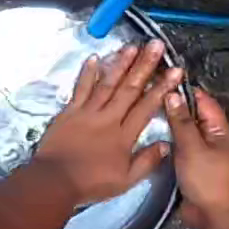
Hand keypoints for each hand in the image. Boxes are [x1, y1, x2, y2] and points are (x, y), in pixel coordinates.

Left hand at [33, 41, 179, 204]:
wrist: (55, 180)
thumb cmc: (91, 183)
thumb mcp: (125, 180)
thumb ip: (147, 162)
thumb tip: (166, 145)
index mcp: (124, 135)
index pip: (147, 106)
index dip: (162, 87)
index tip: (174, 71)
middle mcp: (108, 118)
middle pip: (130, 88)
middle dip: (145, 65)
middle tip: (156, 46)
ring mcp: (88, 112)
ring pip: (108, 83)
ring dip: (121, 64)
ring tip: (133, 46)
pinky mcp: (69, 111)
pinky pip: (81, 88)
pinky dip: (88, 73)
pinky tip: (95, 58)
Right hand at [165, 85, 228, 227]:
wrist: (212, 215)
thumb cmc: (206, 180)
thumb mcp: (192, 147)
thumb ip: (181, 121)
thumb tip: (173, 96)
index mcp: (220, 129)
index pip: (204, 101)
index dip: (186, 90)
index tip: (164, 82)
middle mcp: (213, 137)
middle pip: (194, 114)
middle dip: (176, 106)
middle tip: (152, 97)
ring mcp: (204, 151)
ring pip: (186, 131)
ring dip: (172, 124)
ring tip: (150, 114)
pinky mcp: (194, 164)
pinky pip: (182, 146)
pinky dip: (172, 140)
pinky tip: (156, 138)